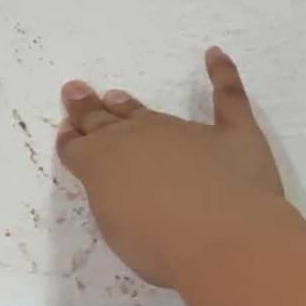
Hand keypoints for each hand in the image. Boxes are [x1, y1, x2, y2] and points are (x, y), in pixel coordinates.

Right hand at [55, 48, 286, 287]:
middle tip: (79, 95)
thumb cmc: (166, 249)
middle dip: (91, 111)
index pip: (81, 148)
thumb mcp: (122, 234)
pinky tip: (217, 56)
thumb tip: (132, 193)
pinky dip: (224, 74)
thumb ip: (120, 206)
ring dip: (133, 108)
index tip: (70, 129)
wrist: (224, 240)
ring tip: (120, 98)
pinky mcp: (235, 135)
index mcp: (103, 167)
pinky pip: (229, 96)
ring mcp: (187, 134)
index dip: (74, 139)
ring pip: (153, 115)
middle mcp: (139, 141)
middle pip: (109, 123)